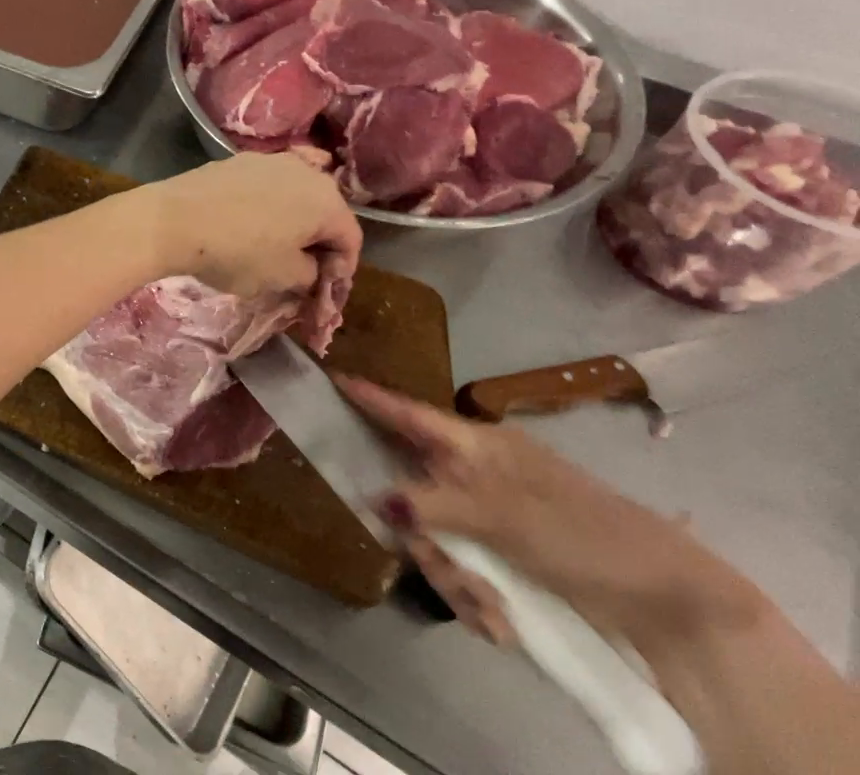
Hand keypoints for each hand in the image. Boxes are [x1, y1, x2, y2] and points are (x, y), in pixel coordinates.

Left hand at [137, 153, 361, 297]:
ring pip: (296, 193)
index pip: (350, 238)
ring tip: (278, 243)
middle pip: (326, 211)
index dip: (342, 268)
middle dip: (319, 241)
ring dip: (294, 219)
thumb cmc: (236, 252)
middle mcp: (307, 172)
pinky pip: (266, 184)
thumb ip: (310, 275)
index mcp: (327, 201)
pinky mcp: (237, 161)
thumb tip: (310, 269)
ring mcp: (270, 161)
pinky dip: (268, 202)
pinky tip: (255, 216)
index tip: (323, 290)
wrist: (171, 220)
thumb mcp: (282, 277)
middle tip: (302, 269)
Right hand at [334, 375, 745, 650]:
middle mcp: (475, 478)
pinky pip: (457, 572)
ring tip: (493, 611)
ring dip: (455, 582)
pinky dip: (474, 600)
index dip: (372, 399)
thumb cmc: (589, 538)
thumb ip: (436, 504)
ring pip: (430, 542)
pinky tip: (501, 621)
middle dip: (426, 544)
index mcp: (479, 449)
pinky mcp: (501, 558)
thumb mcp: (507, 516)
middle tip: (453, 572)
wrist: (667, 604)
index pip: (411, 416)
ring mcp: (488, 519)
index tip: (333, 378)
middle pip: (409, 497)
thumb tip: (375, 497)